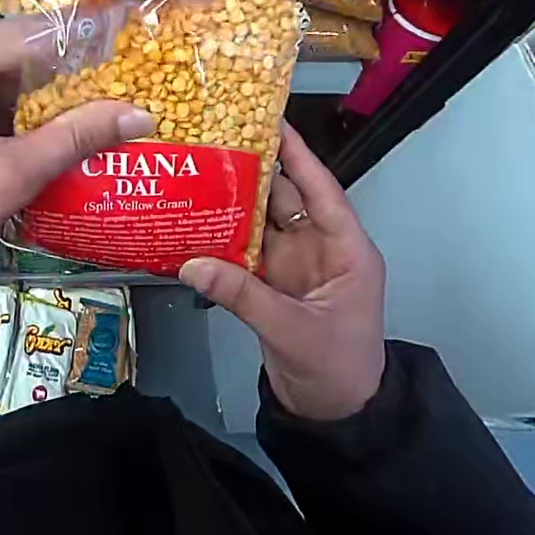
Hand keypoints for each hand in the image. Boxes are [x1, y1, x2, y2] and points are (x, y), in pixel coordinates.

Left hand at [0, 17, 154, 272]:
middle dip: (70, 71)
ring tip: (105, 103)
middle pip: (16, 51)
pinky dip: (23, 108)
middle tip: (126, 82)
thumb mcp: (10, 177)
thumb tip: (142, 114)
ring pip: (6, 72)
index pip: (25, 36)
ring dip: (49, 92)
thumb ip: (76, 138)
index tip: (132, 42)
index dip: (83, 39)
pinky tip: (61, 123)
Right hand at [179, 123, 386, 420]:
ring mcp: (293, 264)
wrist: (332, 413)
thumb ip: (242, 295)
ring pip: (262, 221)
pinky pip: (245, 249)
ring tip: (198, 172)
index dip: (298, 155)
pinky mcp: (272, 281)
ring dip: (234, 201)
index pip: (321, 190)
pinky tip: (196, 222)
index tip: (272, 121)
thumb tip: (190, 263)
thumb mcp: (293, 331)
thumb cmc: (336, 369)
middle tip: (217, 141)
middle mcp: (318, 247)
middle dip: (255, 170)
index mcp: (344, 249)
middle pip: (285, 198)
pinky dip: (223, 236)